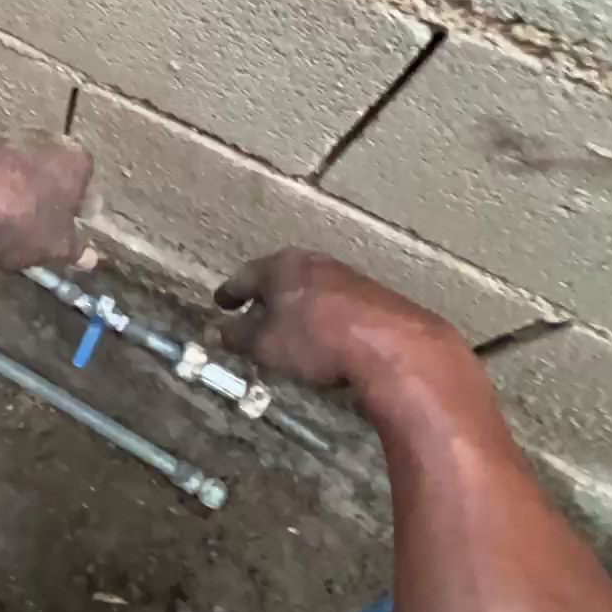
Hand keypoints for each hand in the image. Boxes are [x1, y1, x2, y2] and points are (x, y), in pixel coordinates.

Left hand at [0, 133, 93, 269]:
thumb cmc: (24, 224)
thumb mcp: (56, 247)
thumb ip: (75, 249)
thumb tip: (89, 258)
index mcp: (72, 159)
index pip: (86, 176)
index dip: (81, 200)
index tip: (77, 219)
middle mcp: (40, 140)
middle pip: (48, 166)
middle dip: (46, 190)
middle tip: (40, 218)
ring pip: (12, 166)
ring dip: (11, 186)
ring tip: (4, 217)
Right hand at [213, 249, 466, 388]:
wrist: (394, 349)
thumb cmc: (314, 340)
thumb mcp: (264, 345)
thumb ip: (236, 337)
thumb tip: (217, 331)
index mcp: (280, 266)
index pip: (244, 277)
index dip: (230, 293)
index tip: (220, 303)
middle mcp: (312, 262)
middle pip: (279, 278)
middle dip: (264, 298)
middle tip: (251, 314)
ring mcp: (346, 276)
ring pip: (308, 289)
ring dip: (294, 306)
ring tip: (285, 328)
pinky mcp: (374, 296)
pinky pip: (333, 302)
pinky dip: (319, 315)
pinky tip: (320, 334)